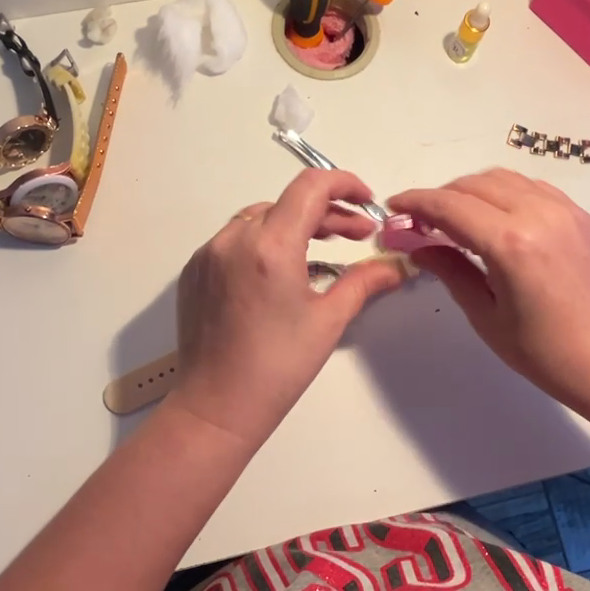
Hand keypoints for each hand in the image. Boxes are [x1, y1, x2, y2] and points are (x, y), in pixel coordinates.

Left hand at [171, 169, 407, 445]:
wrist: (217, 405)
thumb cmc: (278, 367)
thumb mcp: (328, 321)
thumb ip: (363, 283)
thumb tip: (395, 268)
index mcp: (270, 246)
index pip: (311, 187)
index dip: (345, 184)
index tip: (367, 202)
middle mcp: (233, 239)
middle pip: (286, 203)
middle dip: (326, 213)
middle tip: (357, 236)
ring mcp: (208, 254)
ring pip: (257, 219)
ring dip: (293, 225)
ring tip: (322, 251)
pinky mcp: (193, 272)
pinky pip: (233, 241)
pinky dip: (262, 243)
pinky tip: (281, 272)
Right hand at [387, 169, 589, 425]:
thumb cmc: (546, 354)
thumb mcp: (487, 317)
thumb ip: (451, 272)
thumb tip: (419, 247)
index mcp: (511, 244)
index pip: (450, 206)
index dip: (416, 203)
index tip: (394, 208)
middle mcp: (540, 215)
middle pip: (475, 185)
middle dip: (440, 197)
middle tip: (420, 222)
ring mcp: (567, 212)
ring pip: (506, 179)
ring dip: (472, 191)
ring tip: (454, 219)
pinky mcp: (584, 218)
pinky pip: (535, 188)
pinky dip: (505, 193)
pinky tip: (496, 219)